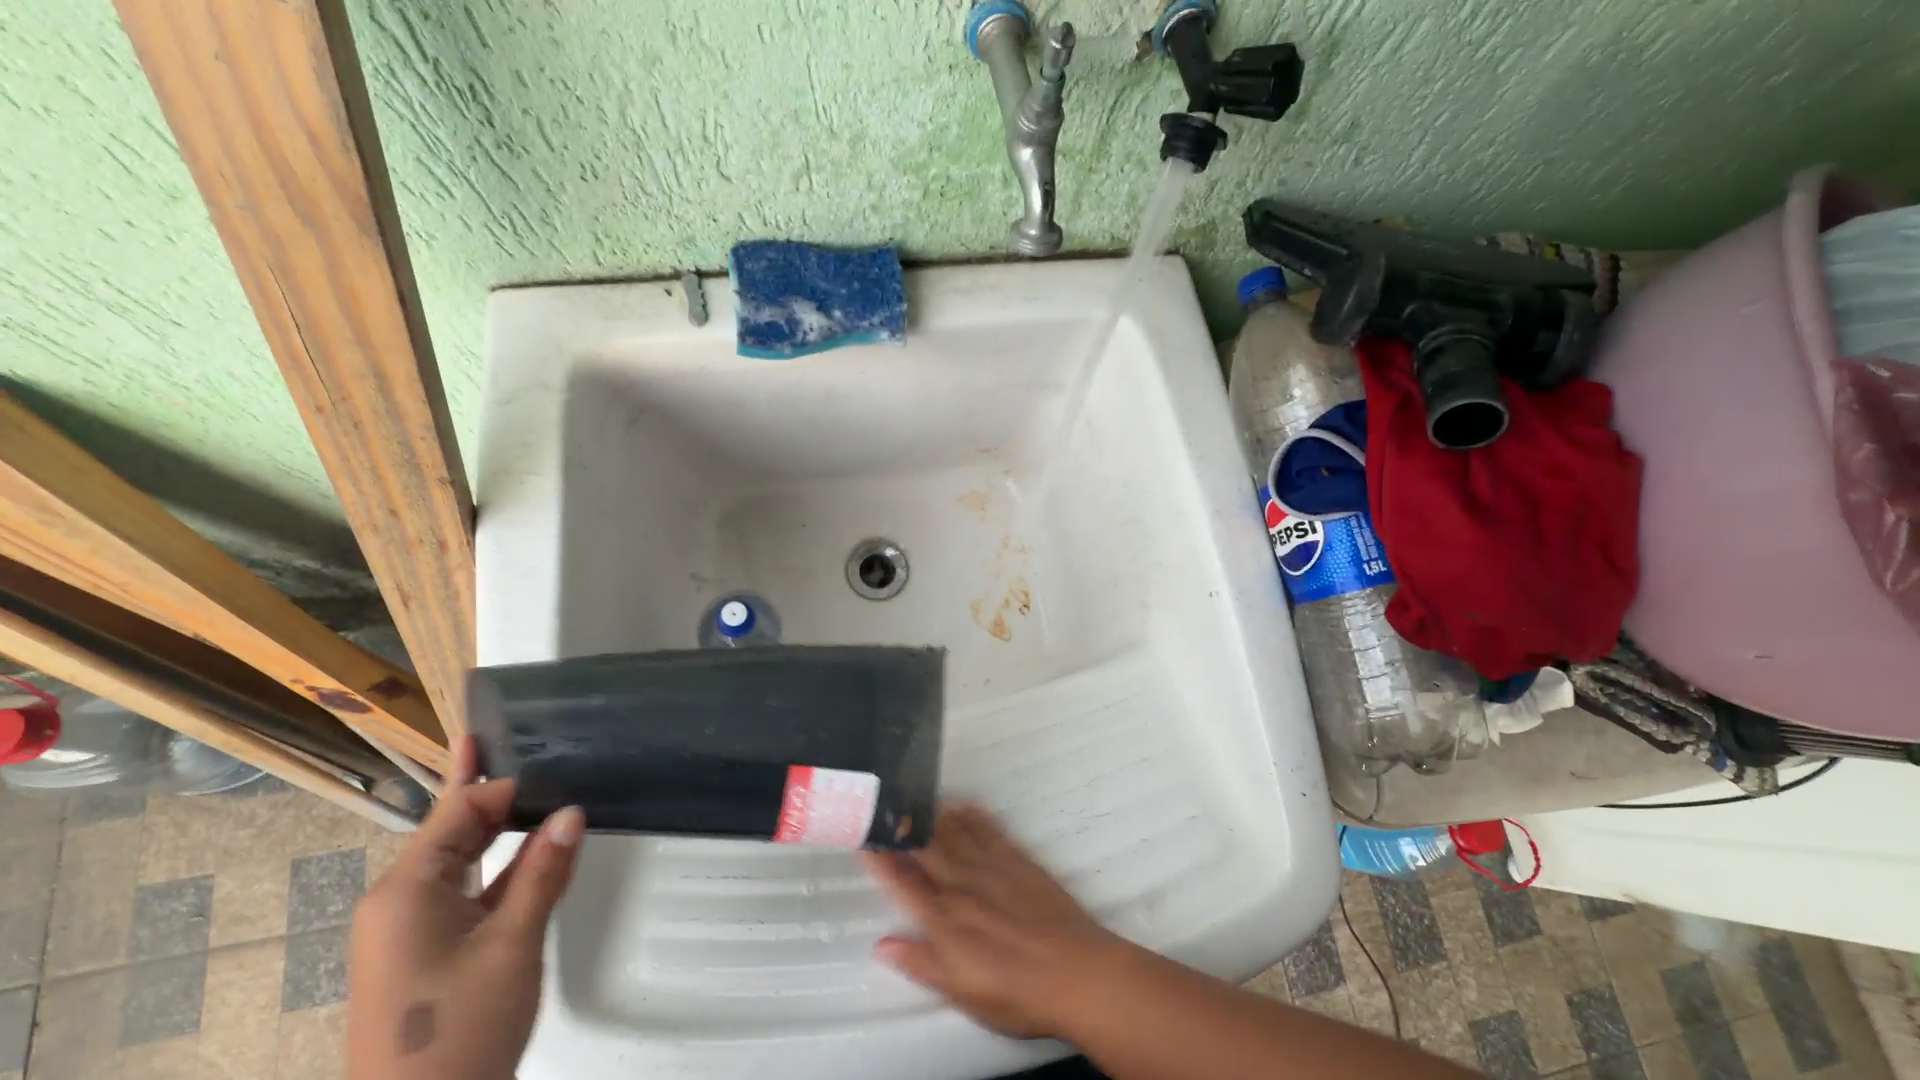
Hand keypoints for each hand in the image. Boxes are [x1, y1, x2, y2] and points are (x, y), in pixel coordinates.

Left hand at [346, 736, 584, 1079]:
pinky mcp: (421, 957)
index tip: (552, 763)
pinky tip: (527, 854)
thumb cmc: (462, 1029)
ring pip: (456, 863)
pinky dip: (493, 872)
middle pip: (449, 830)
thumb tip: (572, 813)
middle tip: (509, 739)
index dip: (503, 784)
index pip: (457, 811)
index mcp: (405, 890)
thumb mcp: (512, 945)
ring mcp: (406, 932)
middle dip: (486, 791)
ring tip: (523, 784)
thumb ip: (542, 873)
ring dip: (493, 830)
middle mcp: (397, 902)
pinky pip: (460, 896)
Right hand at [861, 803, 1133, 1037]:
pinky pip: (992, 832)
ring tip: (914, 800)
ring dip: (933, 817)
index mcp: (945, 920)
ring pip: (956, 835)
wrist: (1078, 974)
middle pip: (926, 850)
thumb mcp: (963, 993)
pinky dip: (975, 817)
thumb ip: (922, 964)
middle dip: (901, 829)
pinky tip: (964, 805)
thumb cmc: (1018, 993)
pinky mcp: (1022, 863)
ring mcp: (994, 871)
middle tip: (883, 809)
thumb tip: (882, 945)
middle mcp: (964, 887)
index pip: (904, 885)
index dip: (881, 862)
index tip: (863, 841)